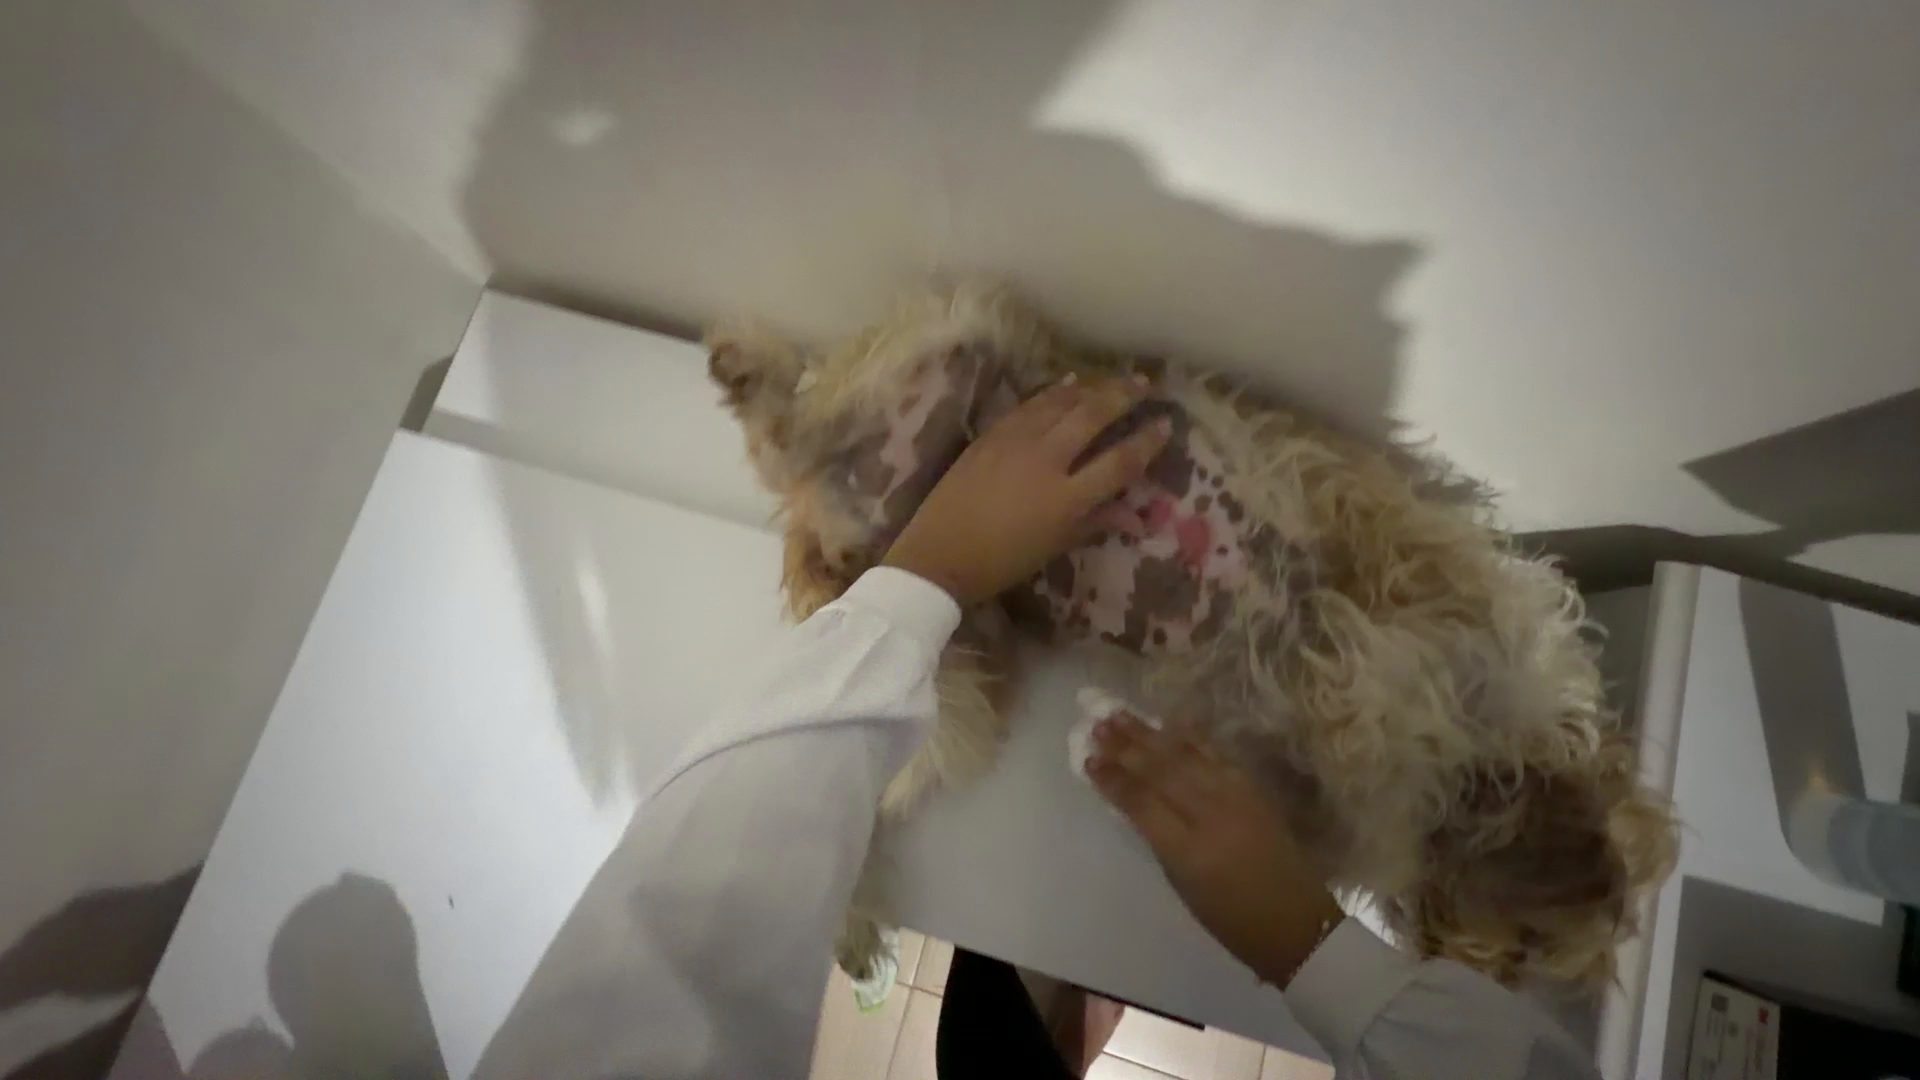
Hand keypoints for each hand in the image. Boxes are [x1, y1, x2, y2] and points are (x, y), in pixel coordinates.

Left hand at [882, 377, 1170, 604]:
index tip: (1166, 425)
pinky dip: (1053, 391)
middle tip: (1147, 383)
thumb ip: (1097, 522)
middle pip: (1094, 416)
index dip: (1147, 441)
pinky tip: (1069, 382)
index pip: (1120, 461)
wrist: (940, 554)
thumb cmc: (1002, 562)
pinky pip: (1030, 405)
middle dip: (1125, 395)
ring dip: (1092, 386)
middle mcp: (1047, 461)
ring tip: (1115, 378)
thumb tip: (1138, 517)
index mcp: (1068, 498)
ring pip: (1061, 402)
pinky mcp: (991, 435)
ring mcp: (1016, 443)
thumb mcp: (1055, 545)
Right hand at [1087, 713, 1345, 986]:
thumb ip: (1155, 836)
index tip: (1088, 760)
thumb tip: (1129, 797)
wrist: (1298, 925)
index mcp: (1189, 851)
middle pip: (1161, 771)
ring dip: (1150, 734)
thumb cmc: (1230, 918)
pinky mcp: (1252, 790)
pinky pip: (1215, 754)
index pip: (1141, 803)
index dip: (1112, 780)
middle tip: (1098, 725)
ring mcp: (1235, 798)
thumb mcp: (1181, 883)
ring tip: (1121, 714)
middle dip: (1126, 747)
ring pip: (1184, 756)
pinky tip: (1169, 721)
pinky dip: (1190, 736)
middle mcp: (1211, 816)